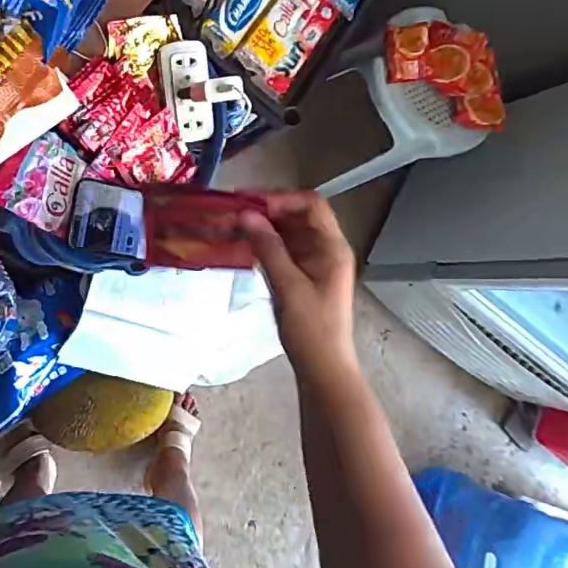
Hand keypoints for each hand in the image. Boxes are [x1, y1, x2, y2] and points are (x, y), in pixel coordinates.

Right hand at [242, 192, 358, 372]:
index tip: (251, 203)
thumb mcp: (289, 287)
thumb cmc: (312, 329)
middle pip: (299, 215)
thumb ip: (268, 248)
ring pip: (289, 231)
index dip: (282, 199)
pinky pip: (283, 248)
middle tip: (236, 211)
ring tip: (235, 225)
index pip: (311, 205)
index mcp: (332, 248)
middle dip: (268, 209)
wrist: (322, 368)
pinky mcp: (302, 274)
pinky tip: (244, 244)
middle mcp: (326, 249)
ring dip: (264, 225)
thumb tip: (246, 215)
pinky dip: (265, 242)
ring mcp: (314, 262)